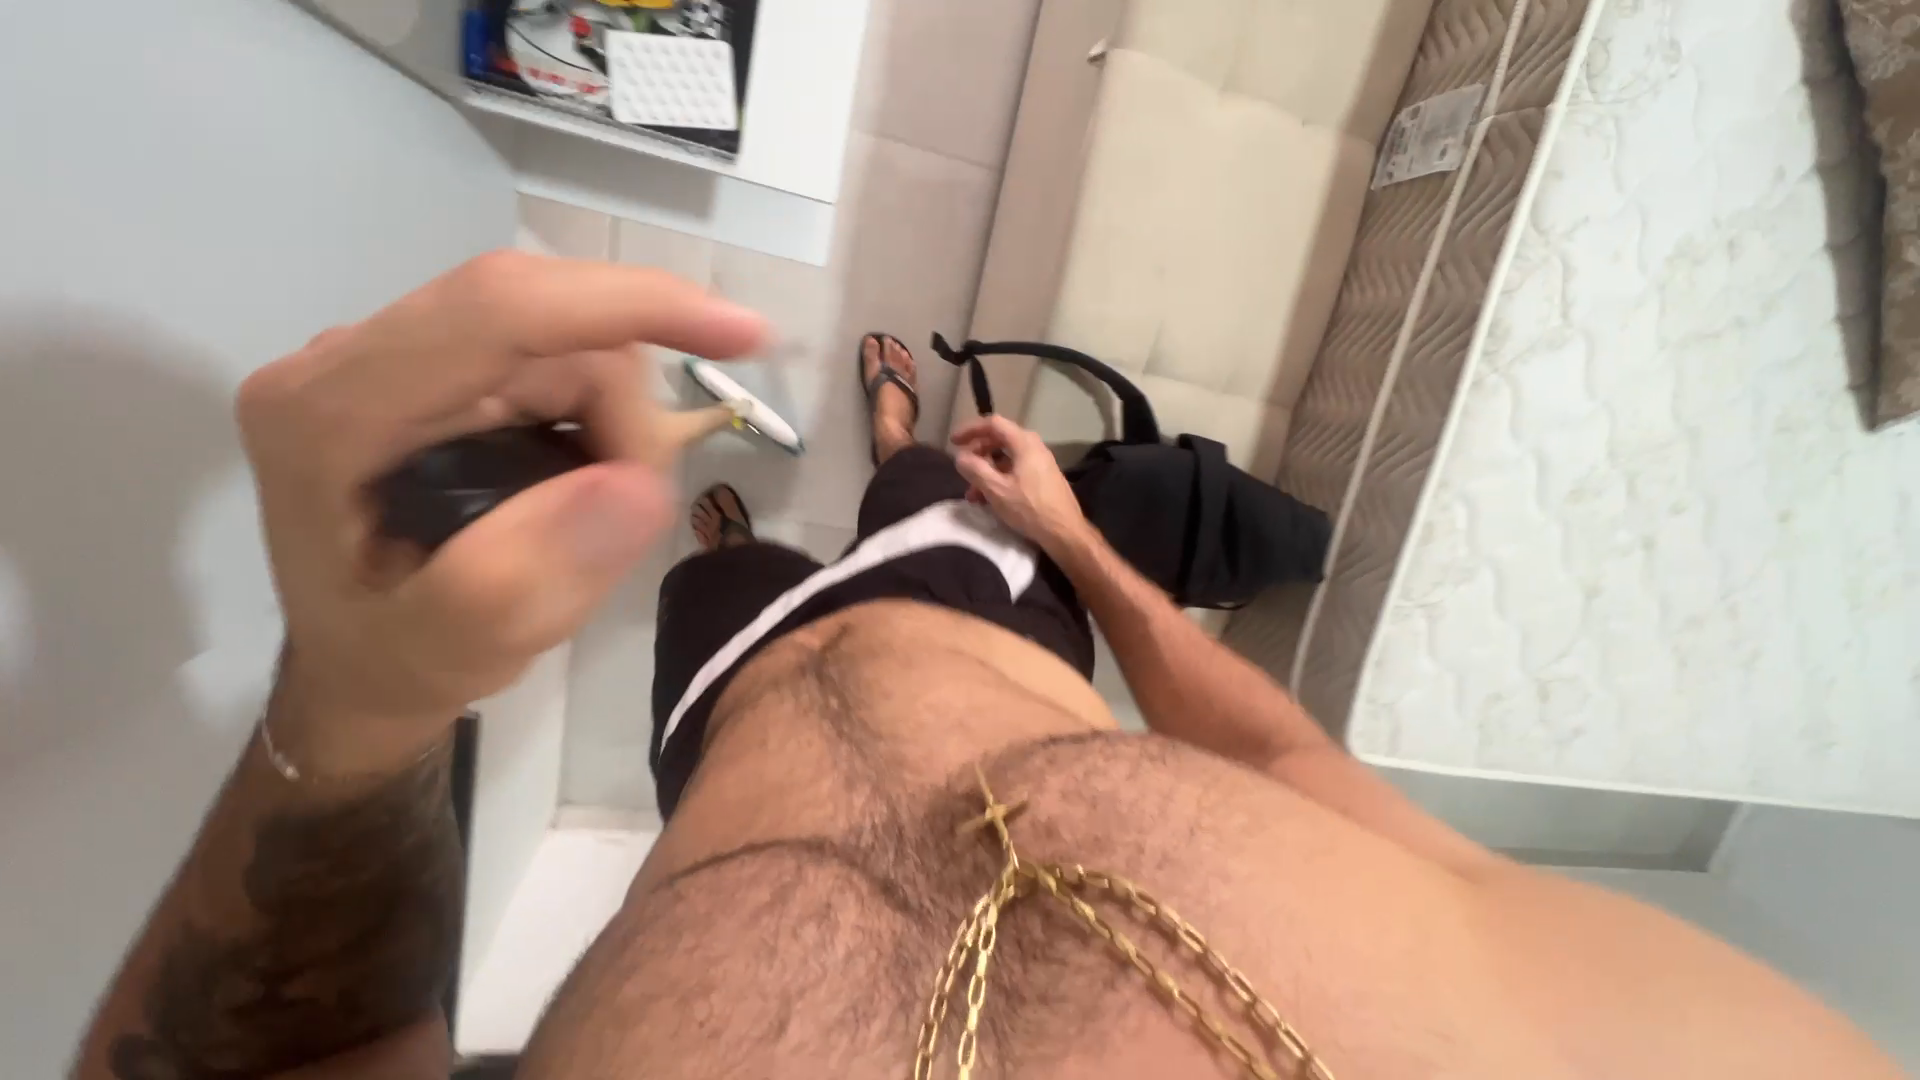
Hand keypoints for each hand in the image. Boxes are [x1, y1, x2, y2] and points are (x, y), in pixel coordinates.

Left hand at [238, 252, 766, 754]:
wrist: (354, 662)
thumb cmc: (392, 661)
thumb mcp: (449, 649)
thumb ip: (516, 581)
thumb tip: (637, 485)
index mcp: (333, 411)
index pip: (500, 310)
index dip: (633, 305)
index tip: (746, 335)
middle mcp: (360, 359)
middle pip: (553, 328)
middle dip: (626, 415)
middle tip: (633, 513)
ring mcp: (406, 359)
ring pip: (571, 345)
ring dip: (620, 426)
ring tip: (600, 516)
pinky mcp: (445, 372)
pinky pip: (563, 363)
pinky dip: (605, 422)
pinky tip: (582, 481)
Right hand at [951, 415, 1091, 555]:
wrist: (1065, 532)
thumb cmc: (1030, 508)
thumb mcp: (996, 490)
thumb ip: (975, 469)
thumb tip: (960, 457)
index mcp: (1024, 443)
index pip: (993, 424)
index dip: (970, 430)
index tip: (953, 442)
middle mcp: (1034, 447)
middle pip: (1000, 440)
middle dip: (977, 454)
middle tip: (963, 468)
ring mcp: (1040, 463)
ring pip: (1006, 459)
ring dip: (986, 471)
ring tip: (972, 494)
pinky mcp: (1043, 478)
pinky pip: (1015, 470)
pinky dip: (999, 479)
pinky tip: (989, 499)